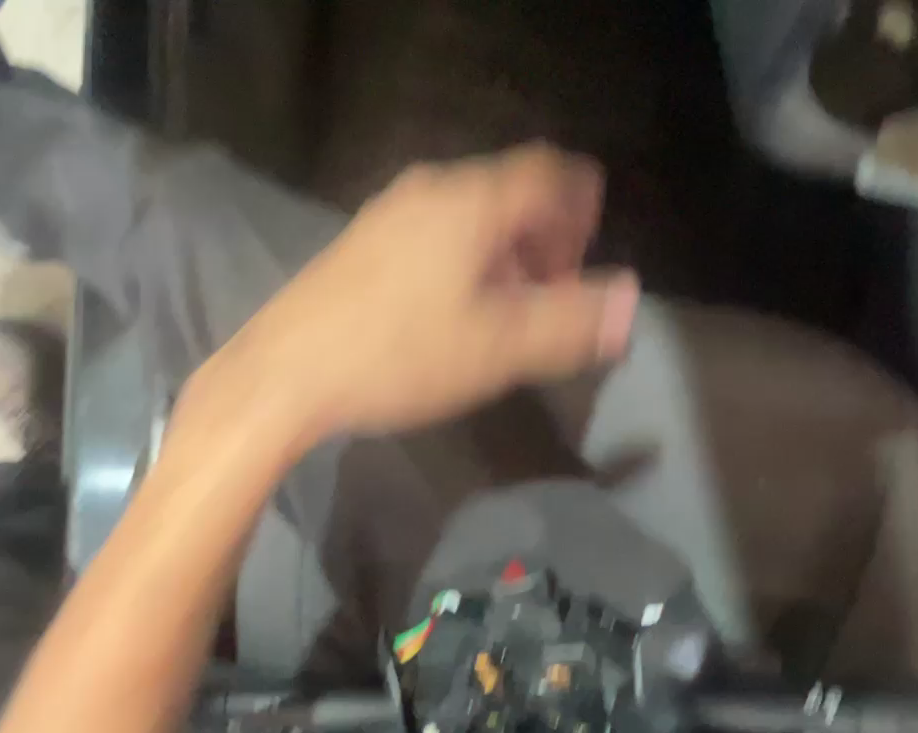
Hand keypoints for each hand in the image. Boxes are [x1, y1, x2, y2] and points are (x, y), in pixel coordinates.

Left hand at [193, 143, 640, 445]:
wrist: (285, 374)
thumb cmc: (400, 357)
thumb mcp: (499, 349)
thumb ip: (571, 325)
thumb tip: (632, 305)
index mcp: (472, 202)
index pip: (550, 175)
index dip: (581, 211)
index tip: (585, 261)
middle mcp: (431, 190)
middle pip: (511, 194)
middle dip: (545, 241)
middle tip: (553, 297)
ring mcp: (390, 213)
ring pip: (472, 217)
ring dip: (505, 257)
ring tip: (507, 315)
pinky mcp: (363, 243)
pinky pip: (435, 235)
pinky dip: (465, 263)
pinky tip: (453, 316)